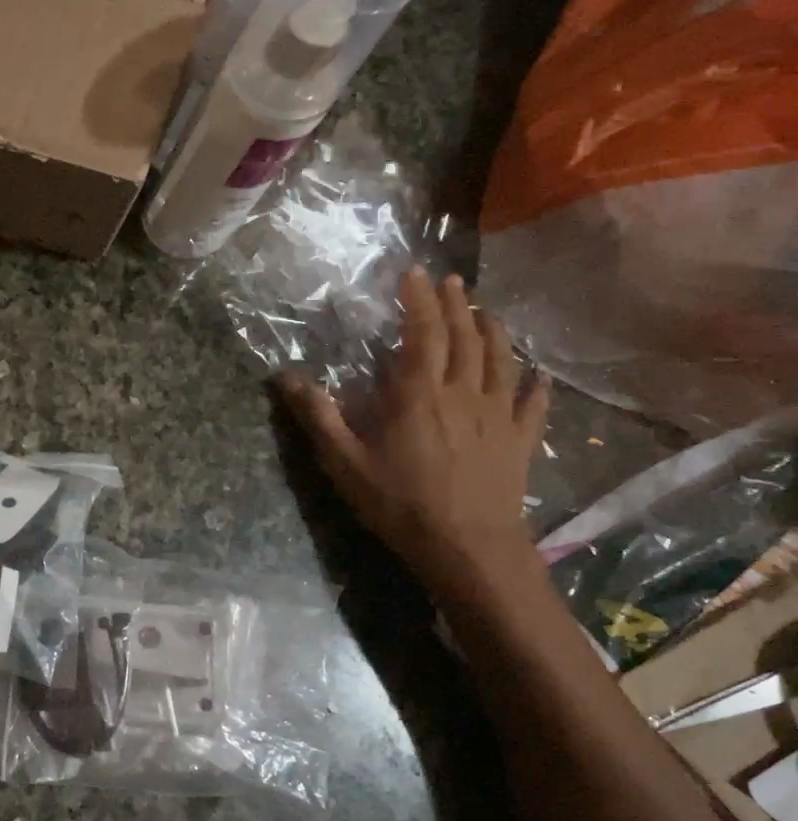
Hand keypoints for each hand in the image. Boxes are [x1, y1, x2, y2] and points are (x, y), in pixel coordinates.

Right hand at [276, 267, 550, 594]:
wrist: (469, 547)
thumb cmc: (400, 502)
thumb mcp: (344, 462)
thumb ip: (318, 416)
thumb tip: (284, 377)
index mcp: (419, 395)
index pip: (423, 334)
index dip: (418, 301)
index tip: (413, 273)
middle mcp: (464, 393)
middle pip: (465, 338)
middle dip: (455, 305)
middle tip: (448, 281)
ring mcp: (499, 415)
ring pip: (501, 360)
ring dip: (493, 330)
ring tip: (486, 311)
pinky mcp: (520, 440)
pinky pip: (532, 402)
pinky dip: (533, 382)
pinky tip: (535, 374)